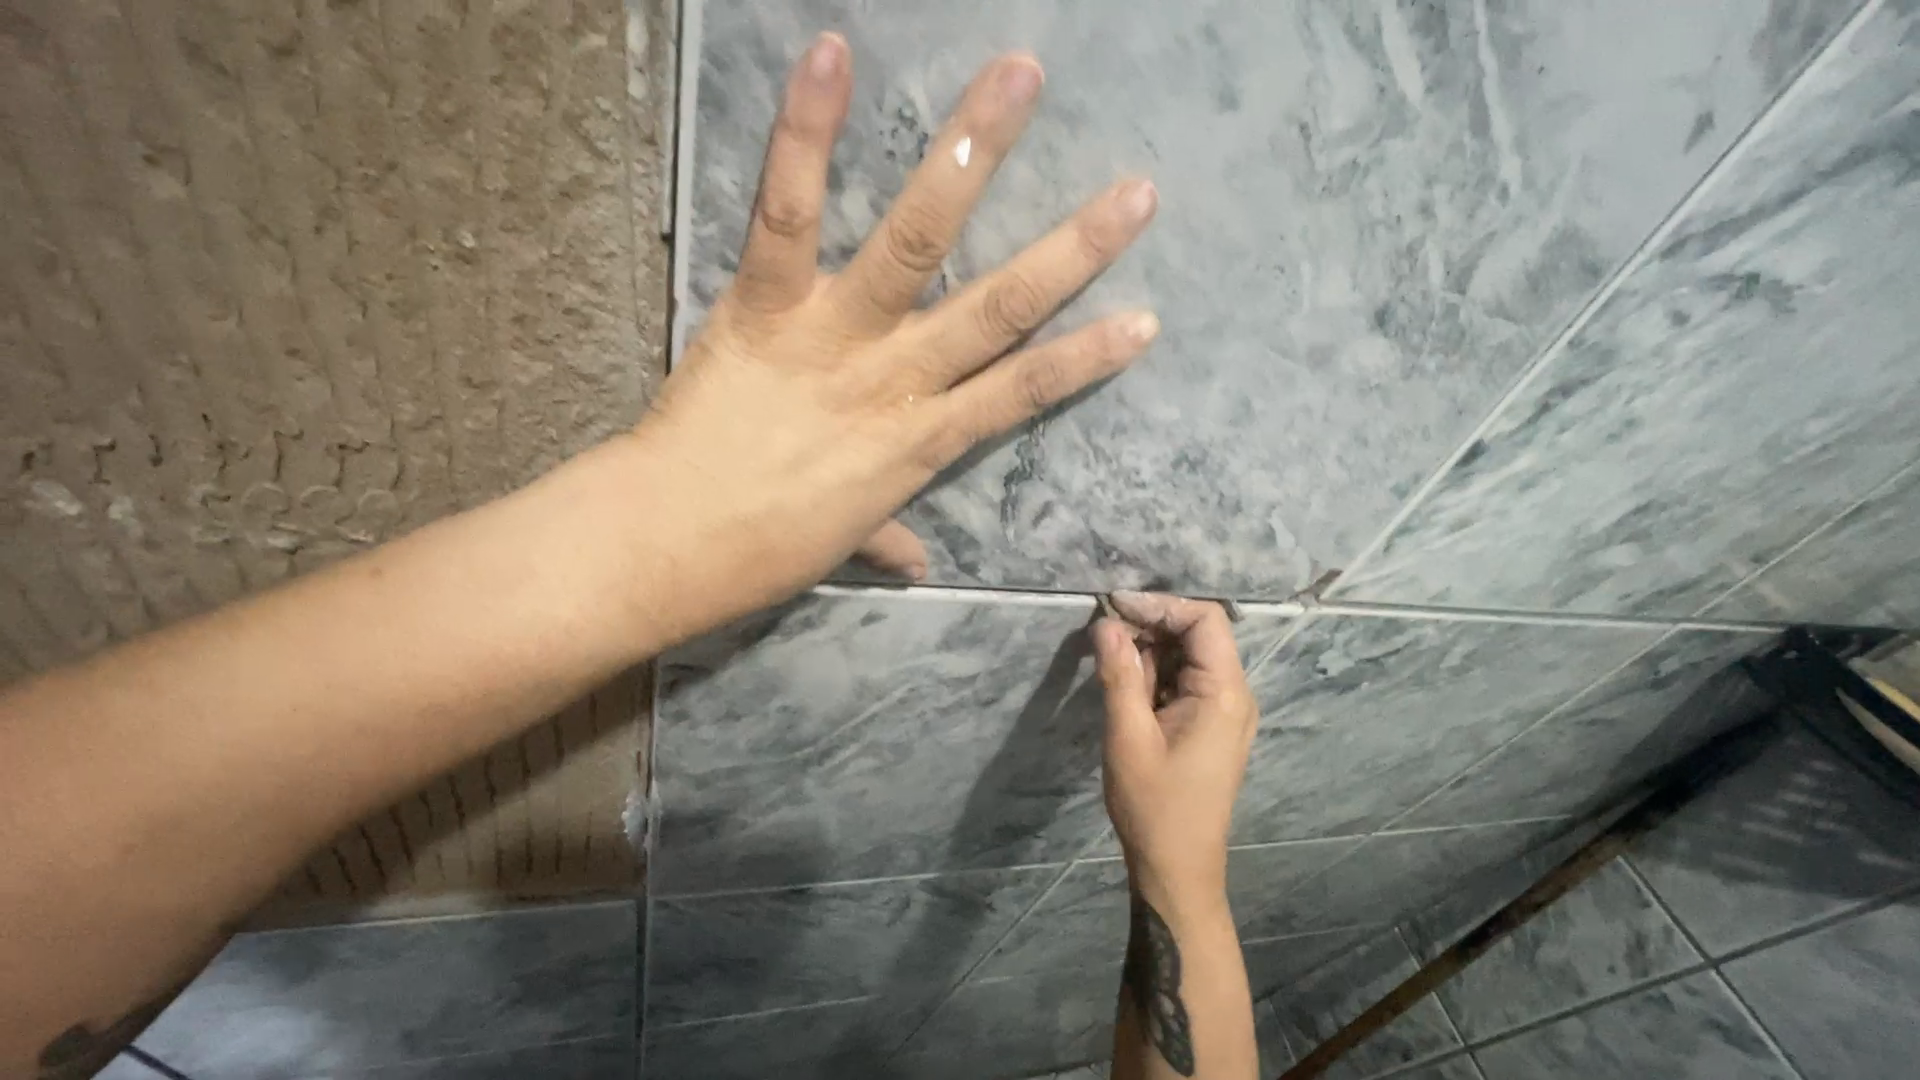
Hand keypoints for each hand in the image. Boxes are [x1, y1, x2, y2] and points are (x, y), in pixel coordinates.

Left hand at [621, 34, 1158, 644]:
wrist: (669, 543)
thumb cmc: (763, 548)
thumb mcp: (840, 543)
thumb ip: (885, 537)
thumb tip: (914, 563)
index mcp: (921, 441)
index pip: (1024, 391)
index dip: (1087, 356)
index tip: (1146, 318)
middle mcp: (896, 378)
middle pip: (1001, 307)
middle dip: (1075, 248)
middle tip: (1136, 191)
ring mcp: (834, 335)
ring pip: (918, 239)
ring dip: (972, 152)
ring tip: (1020, 76)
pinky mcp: (766, 303)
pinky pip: (789, 211)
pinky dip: (806, 133)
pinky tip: (832, 53)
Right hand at [1092, 593, 1257, 914]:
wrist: (1177, 868)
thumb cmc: (1154, 805)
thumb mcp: (1128, 736)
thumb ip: (1119, 675)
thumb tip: (1105, 624)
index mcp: (1225, 694)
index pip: (1205, 620)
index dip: (1160, 604)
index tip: (1114, 607)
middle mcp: (1234, 696)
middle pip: (1197, 635)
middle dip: (1149, 626)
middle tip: (1102, 635)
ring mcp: (1224, 712)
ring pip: (1188, 657)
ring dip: (1148, 651)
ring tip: (1107, 661)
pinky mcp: (1209, 726)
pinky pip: (1184, 682)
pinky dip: (1153, 674)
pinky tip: (1124, 684)